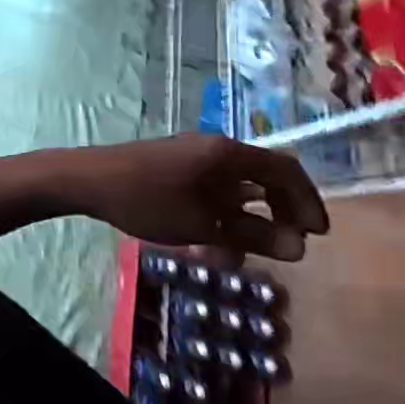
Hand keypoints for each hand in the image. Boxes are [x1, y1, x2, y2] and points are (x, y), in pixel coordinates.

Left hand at [67, 134, 328, 260]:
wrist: (87, 180)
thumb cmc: (147, 199)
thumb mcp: (204, 224)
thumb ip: (253, 235)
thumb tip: (299, 247)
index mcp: (227, 153)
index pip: (285, 170)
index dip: (307, 202)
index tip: (317, 235)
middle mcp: (212, 148)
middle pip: (262, 177)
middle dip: (277, 214)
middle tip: (283, 247)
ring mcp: (190, 156)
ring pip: (234, 189)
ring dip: (243, 221)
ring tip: (236, 255)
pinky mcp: (171, 167)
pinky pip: (209, 189)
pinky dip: (218, 215)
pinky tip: (209, 244)